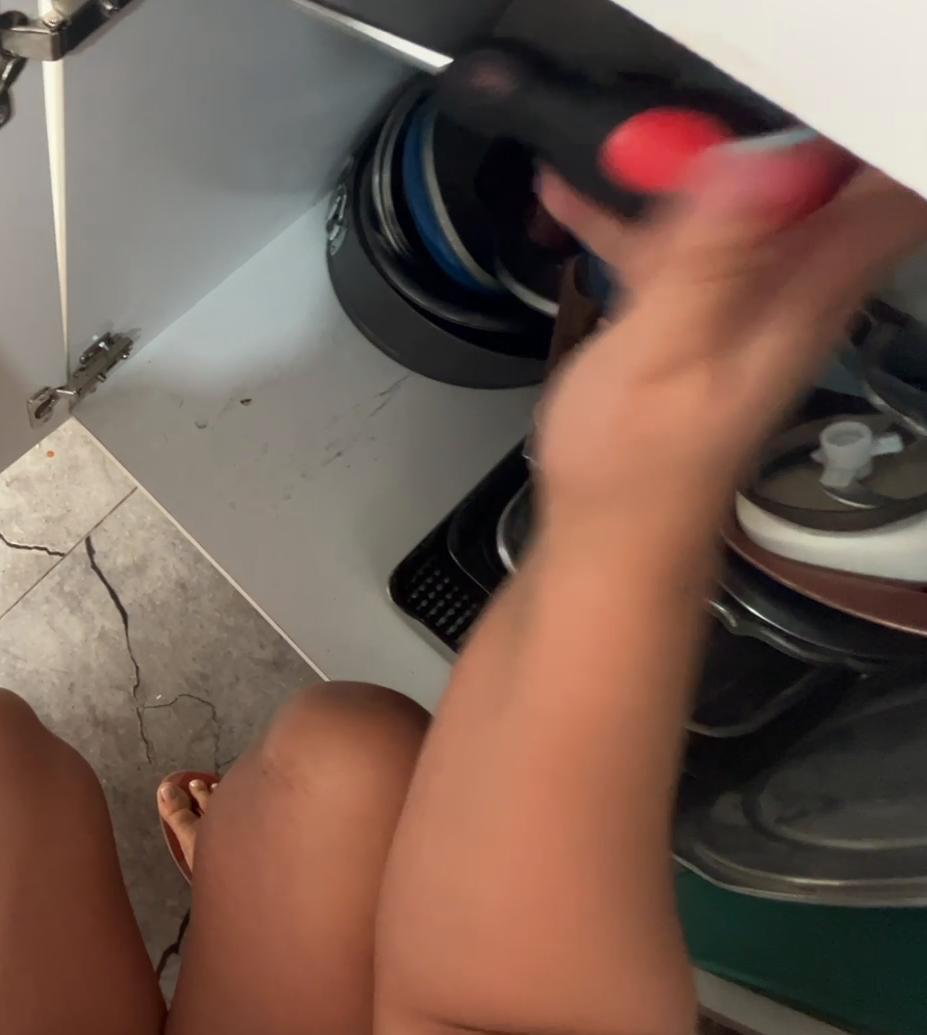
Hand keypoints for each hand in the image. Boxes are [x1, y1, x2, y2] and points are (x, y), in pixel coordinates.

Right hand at [534, 138, 926, 553]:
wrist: (609, 520)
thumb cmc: (633, 461)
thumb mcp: (660, 355)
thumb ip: (707, 261)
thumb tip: (763, 166)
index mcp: (804, 288)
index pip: (880, 167)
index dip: (845, 113)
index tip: (783, 81)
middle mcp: (792, 285)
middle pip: (809, 173)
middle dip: (750, 124)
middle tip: (676, 107)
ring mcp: (741, 301)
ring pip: (736, 203)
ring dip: (682, 165)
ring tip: (617, 139)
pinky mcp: (691, 318)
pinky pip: (676, 243)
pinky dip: (636, 213)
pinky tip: (587, 199)